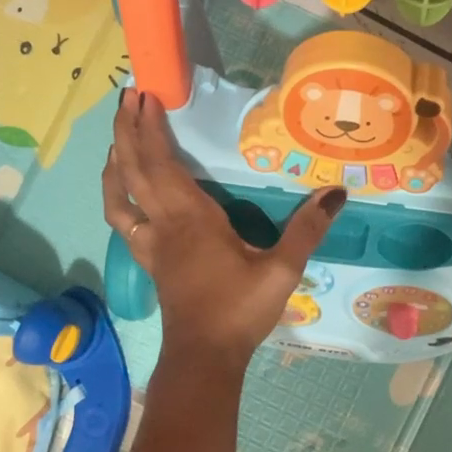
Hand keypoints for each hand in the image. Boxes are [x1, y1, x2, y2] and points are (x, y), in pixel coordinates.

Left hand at [104, 90, 345, 366]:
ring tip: (117, 139)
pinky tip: (124, 194)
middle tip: (126, 97)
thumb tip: (336, 193)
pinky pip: (123, 221)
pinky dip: (117, 198)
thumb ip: (307, 229)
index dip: (151, 127)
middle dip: (127, 131)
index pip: (162, 162)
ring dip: (115, 162)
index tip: (146, 95)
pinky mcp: (149, 262)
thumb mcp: (281, 270)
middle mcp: (163, 224)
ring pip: (119, 195)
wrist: (204, 356)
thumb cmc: (240, 310)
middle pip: (133, 169)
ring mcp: (151, 245)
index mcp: (191, 217)